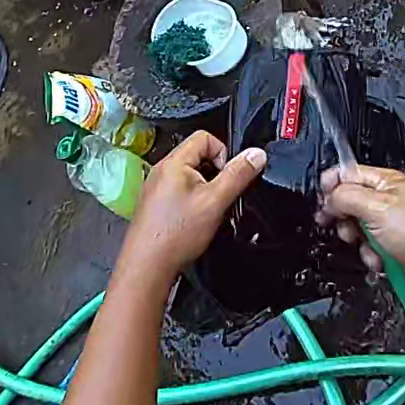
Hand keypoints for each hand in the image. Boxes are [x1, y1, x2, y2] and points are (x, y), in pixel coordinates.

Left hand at [115, 131, 265, 286]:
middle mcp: (162, 171)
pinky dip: (193, 202)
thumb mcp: (216, 201)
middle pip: (198, 156)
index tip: (226, 177)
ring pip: (191, 176)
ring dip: (205, 190)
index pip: (205, 137)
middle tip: (218, 197)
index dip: (223, 154)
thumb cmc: (175, 234)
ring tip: (206, 212)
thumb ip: (238, 175)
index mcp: (174, 162)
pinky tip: (193, 222)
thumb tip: (256, 154)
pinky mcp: (156, 204)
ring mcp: (156, 188)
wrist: (148, 267)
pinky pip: (181, 191)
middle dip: (215, 174)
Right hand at [317, 164, 404, 307]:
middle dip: (343, 218)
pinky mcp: (395, 247)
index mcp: (386, 181)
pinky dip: (371, 256)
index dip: (331, 187)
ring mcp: (393, 224)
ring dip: (358, 242)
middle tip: (346, 228)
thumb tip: (329, 196)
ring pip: (357, 229)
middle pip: (349, 202)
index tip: (324, 203)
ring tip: (370, 247)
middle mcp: (389, 200)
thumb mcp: (377, 208)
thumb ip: (346, 196)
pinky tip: (381, 261)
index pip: (347, 173)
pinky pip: (370, 248)